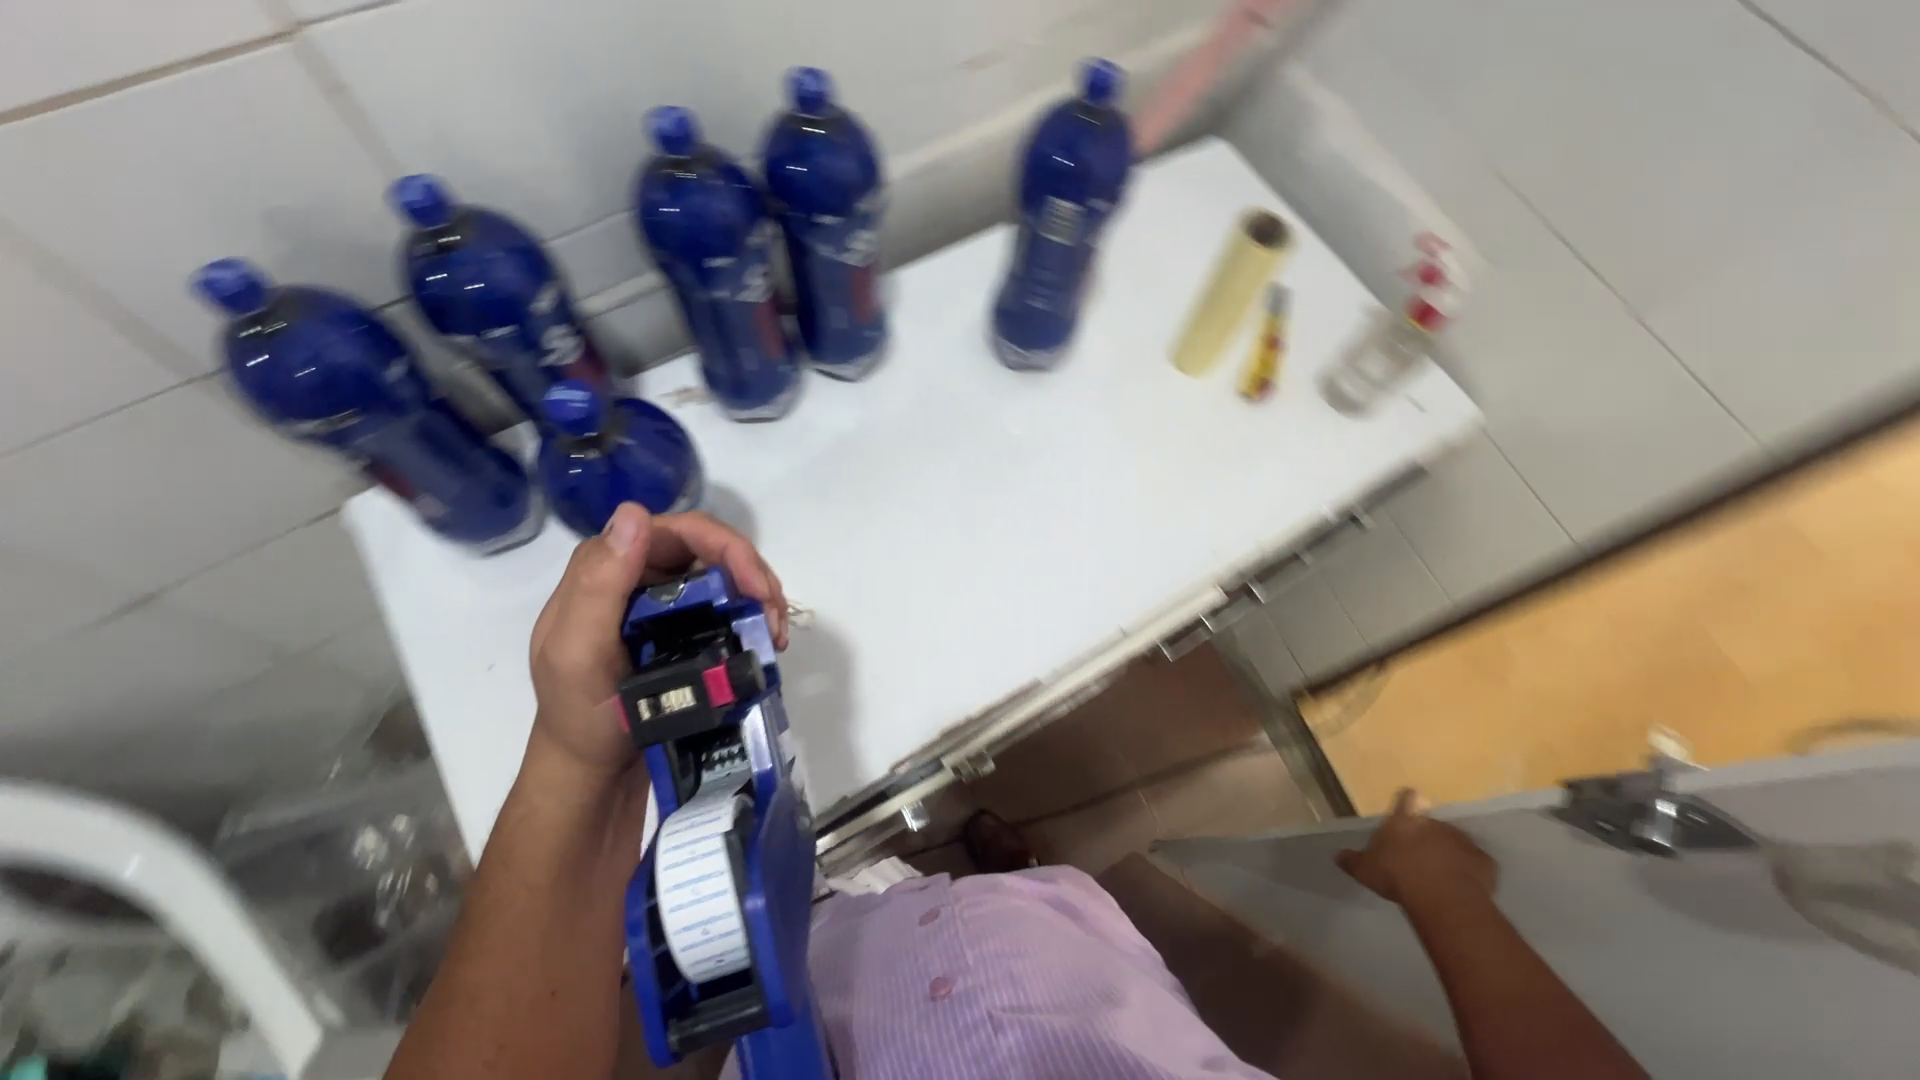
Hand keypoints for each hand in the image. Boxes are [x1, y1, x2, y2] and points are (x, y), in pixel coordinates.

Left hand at [526, 504, 787, 781]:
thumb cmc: (580, 716)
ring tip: (774, 636)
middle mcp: (638, 576)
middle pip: (709, 548)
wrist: (593, 774)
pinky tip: (766, 643)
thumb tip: (635, 513)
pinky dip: (753, 617)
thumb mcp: (578, 651)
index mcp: (607, 568)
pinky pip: (727, 607)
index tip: (756, 589)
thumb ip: (598, 583)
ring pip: (724, 575)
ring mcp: (664, 604)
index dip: (725, 547)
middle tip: (774, 618)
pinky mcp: (685, 630)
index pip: (677, 530)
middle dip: (751, 574)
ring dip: (758, 597)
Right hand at [1336, 789, 1496, 906]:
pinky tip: (1463, 886)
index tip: (1409, 807)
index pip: (1407, 799)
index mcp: (1405, 821)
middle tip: (1420, 857)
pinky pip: (1476, 864)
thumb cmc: (1397, 875)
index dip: (1408, 802)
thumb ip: (1352, 860)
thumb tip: (1337, 855)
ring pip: (1455, 843)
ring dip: (1449, 854)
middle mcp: (1435, 824)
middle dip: (1428, 837)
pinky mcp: (1484, 862)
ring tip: (1442, 875)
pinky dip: (1470, 871)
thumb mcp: (1365, 870)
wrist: (1442, 897)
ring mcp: (1463, 841)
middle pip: (1432, 824)